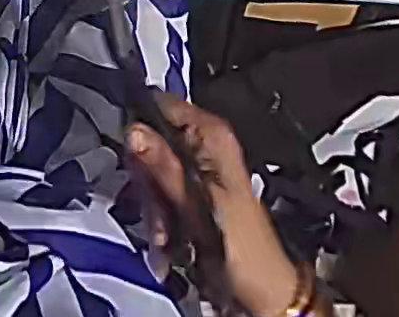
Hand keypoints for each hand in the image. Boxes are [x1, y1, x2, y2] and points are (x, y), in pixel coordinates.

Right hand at [130, 95, 301, 316]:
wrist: (264, 293)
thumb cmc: (241, 249)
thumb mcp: (197, 206)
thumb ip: (164, 166)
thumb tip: (134, 131)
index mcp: (213, 135)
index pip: (162, 105)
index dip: (142, 129)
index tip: (135, 163)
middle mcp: (205, 144)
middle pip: (153, 142)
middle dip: (148, 182)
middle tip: (157, 214)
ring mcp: (199, 167)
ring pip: (154, 171)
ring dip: (153, 207)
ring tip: (164, 237)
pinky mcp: (193, 190)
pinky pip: (161, 191)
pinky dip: (160, 216)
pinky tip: (166, 241)